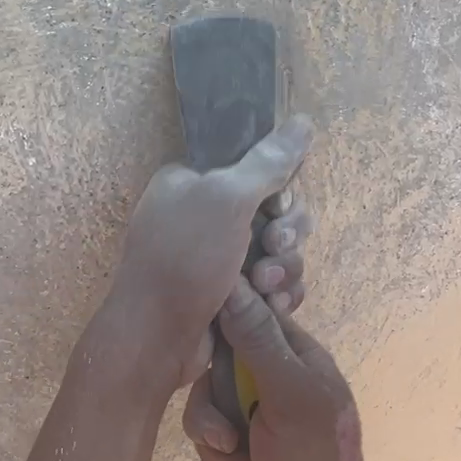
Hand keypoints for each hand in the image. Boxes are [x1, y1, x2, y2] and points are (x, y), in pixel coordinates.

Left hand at [98, 115, 313, 393]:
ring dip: (282, 269)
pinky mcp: (232, 293)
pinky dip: (279, 294)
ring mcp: (218, 257)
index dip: (279, 191)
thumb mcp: (226, 199)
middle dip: (284, 236)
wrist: (156, 339)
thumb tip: (303, 121)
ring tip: (265, 289)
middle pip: (276, 212)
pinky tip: (274, 307)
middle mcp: (205, 215)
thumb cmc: (184, 259)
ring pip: (279, 252)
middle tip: (274, 249)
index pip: (257, 170)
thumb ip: (268, 162)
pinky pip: (273, 284)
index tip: (278, 210)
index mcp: (194, 182)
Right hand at [182, 278, 380, 460]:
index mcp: (296, 360)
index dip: (218, 344)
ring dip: (221, 459)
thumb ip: (256, 339)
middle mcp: (278, 387)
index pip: (242, 323)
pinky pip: (214, 460)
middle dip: (215, 420)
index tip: (207, 367)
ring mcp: (263, 427)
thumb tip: (231, 281)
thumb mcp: (287, 397)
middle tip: (230, 442)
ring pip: (209, 423)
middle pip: (214, 380)